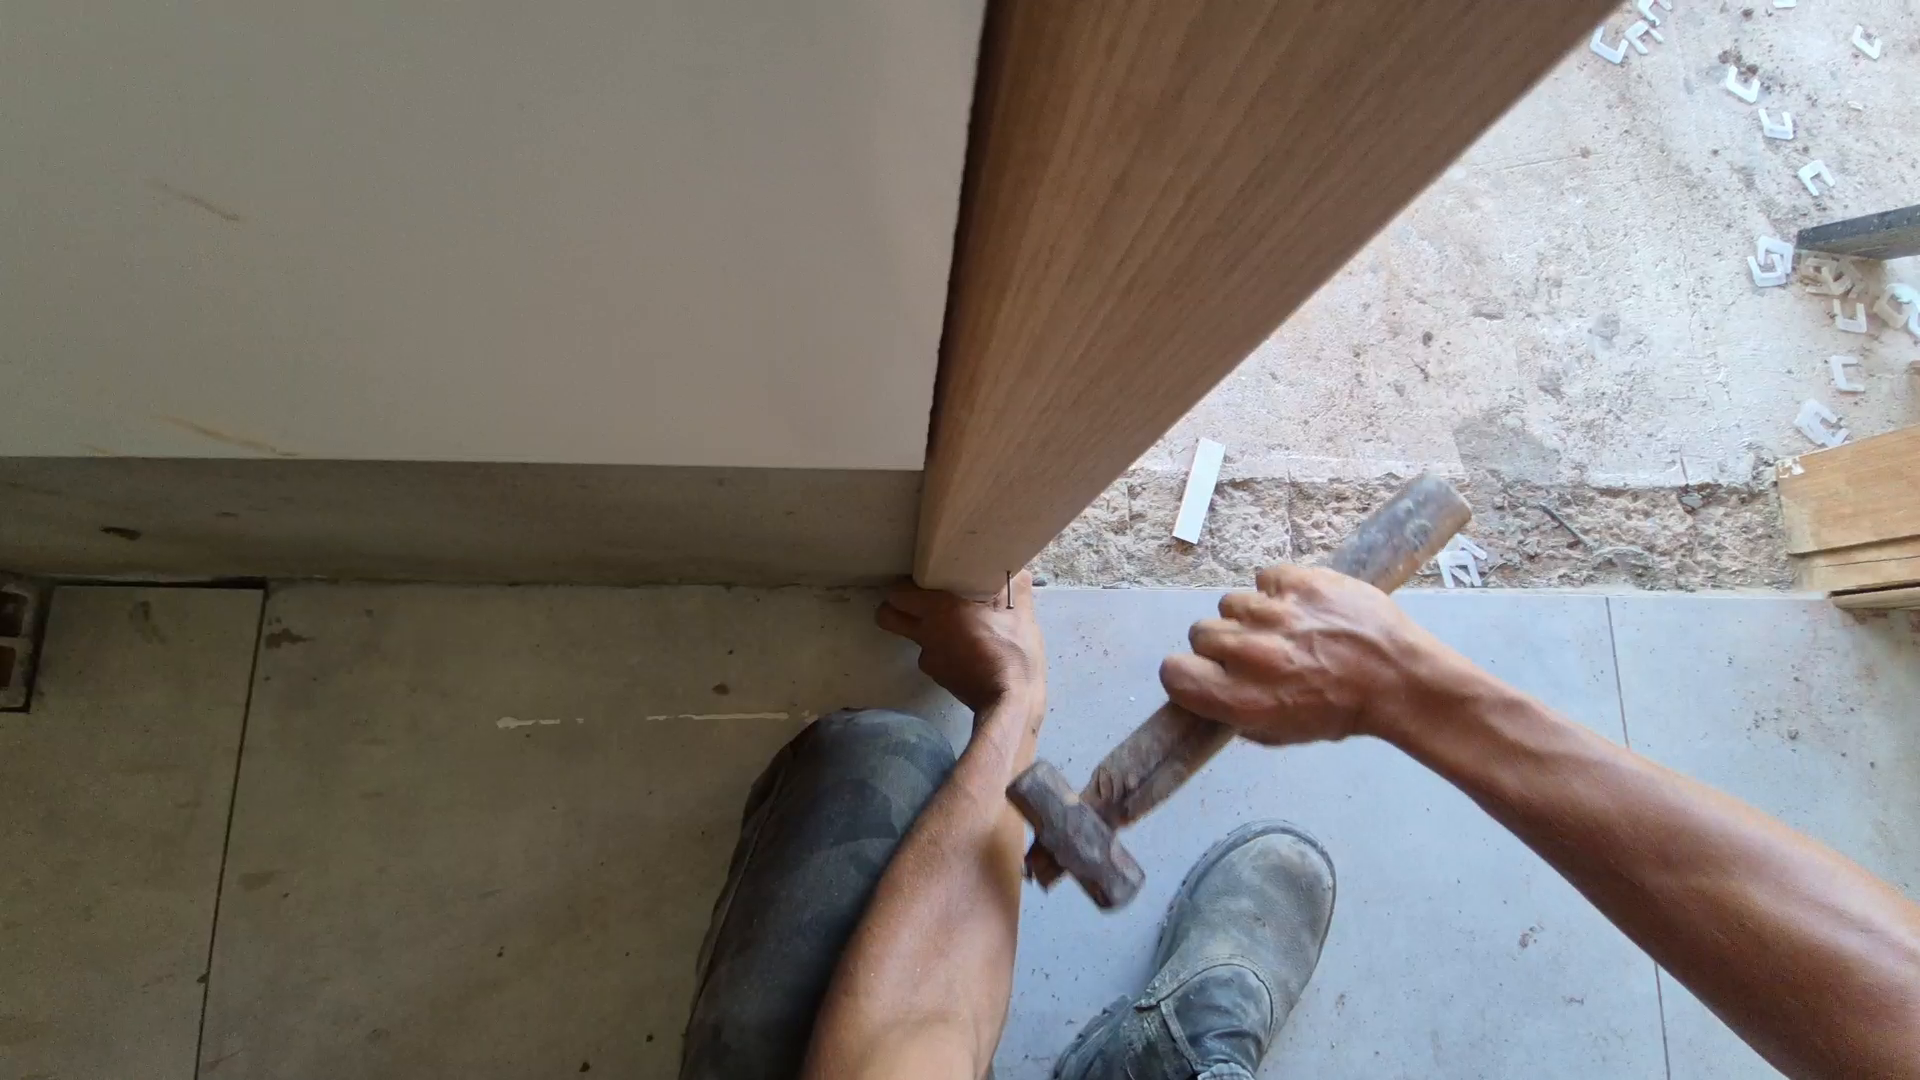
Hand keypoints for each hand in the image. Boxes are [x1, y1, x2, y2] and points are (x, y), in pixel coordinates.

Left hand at [876, 571, 1046, 712]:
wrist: (1011, 702)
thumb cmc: (1013, 651)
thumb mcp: (1020, 612)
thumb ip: (1016, 586)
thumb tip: (1017, 571)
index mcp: (939, 610)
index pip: (897, 594)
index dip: (903, 586)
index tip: (918, 580)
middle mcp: (926, 634)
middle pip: (888, 617)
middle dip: (893, 608)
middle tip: (915, 601)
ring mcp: (929, 660)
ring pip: (914, 639)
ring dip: (927, 631)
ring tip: (954, 626)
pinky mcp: (939, 679)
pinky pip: (933, 657)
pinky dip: (944, 651)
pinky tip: (967, 650)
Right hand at [1159, 564, 1471, 744]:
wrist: (1403, 680)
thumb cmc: (1340, 713)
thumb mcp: (1277, 732)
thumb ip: (1230, 710)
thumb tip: (1204, 686)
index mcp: (1240, 698)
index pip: (1173, 671)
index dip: (1185, 672)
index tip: (1205, 673)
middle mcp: (1249, 653)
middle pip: (1200, 632)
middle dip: (1223, 642)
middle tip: (1256, 651)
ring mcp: (1274, 612)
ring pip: (1232, 603)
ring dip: (1252, 616)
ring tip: (1287, 627)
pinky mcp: (1298, 580)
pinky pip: (1265, 578)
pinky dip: (1279, 591)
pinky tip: (1303, 608)